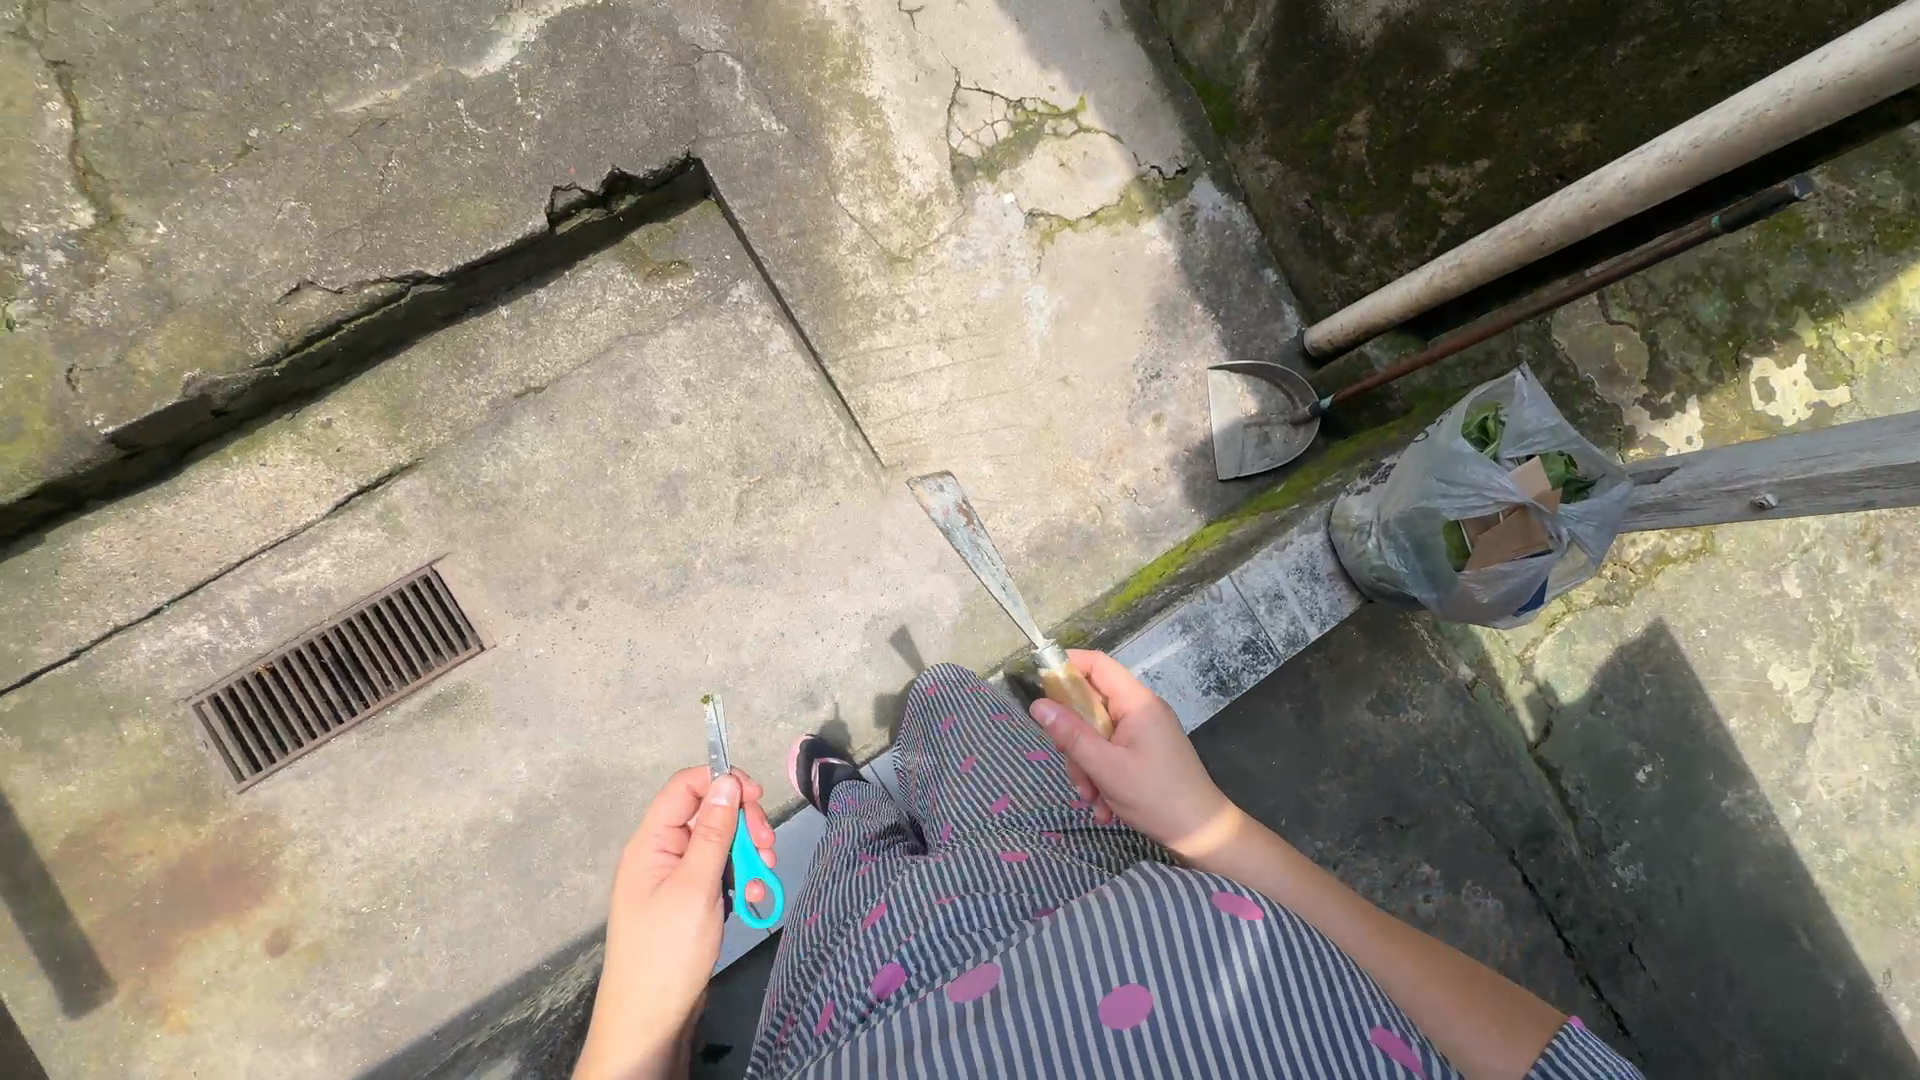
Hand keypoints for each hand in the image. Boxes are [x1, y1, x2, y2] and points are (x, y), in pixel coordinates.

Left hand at [573, 767, 776, 1079]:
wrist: (650, 1022)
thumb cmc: (667, 952)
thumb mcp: (695, 887)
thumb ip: (713, 832)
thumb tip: (727, 780)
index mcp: (651, 843)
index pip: (686, 787)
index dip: (722, 782)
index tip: (757, 796)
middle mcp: (662, 853)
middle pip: (709, 812)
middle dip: (743, 823)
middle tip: (767, 846)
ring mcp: (676, 877)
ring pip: (721, 842)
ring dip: (747, 853)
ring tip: (764, 877)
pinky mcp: (691, 899)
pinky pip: (721, 871)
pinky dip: (742, 878)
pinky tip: (755, 897)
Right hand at [1030, 650, 1240, 859]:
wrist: (1203, 834)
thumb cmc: (1156, 797)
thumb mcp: (1106, 768)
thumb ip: (1071, 735)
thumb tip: (1037, 704)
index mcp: (1136, 702)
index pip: (1097, 664)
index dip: (1067, 666)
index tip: (1040, 687)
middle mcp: (1140, 710)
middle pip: (1091, 705)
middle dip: (1074, 739)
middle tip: (1073, 768)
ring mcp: (1143, 731)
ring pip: (1096, 734)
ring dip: (1086, 766)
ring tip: (1092, 799)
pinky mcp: (1144, 751)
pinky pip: (1110, 752)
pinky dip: (1101, 776)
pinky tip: (1105, 806)